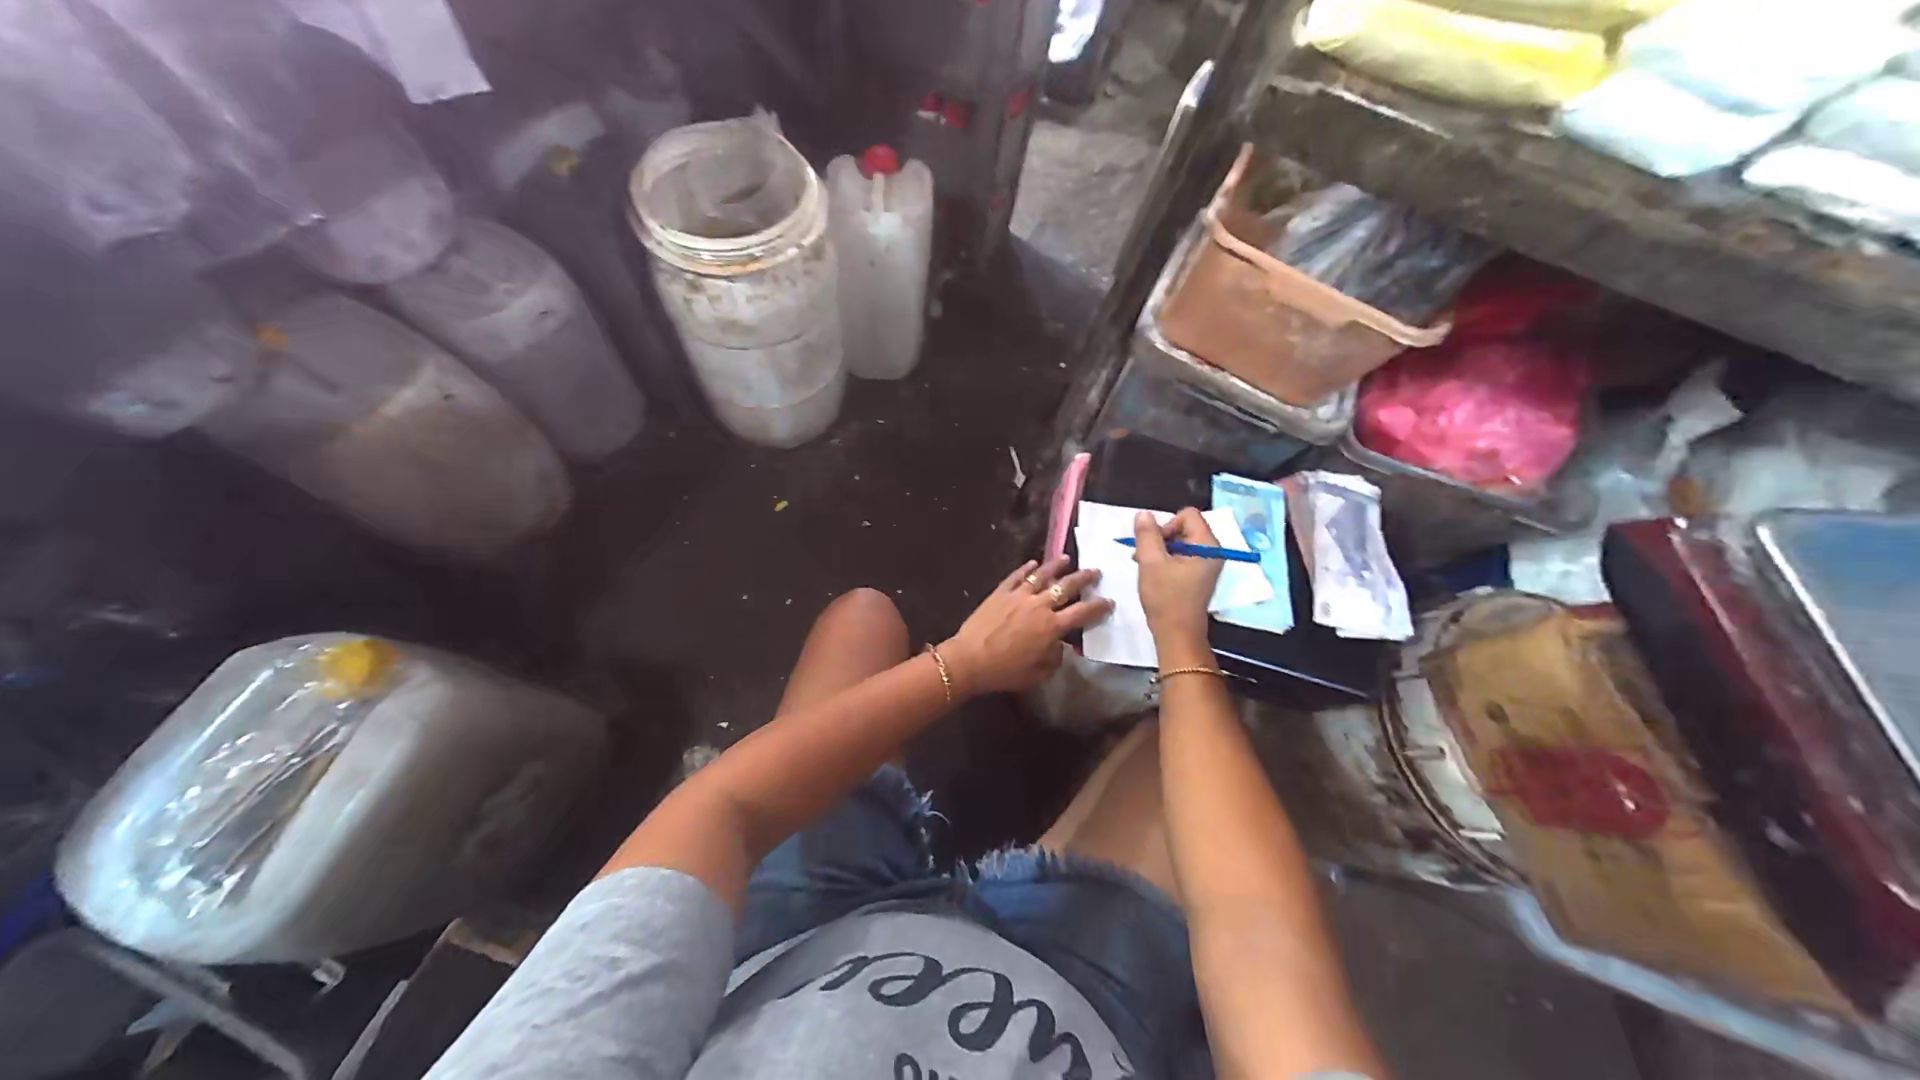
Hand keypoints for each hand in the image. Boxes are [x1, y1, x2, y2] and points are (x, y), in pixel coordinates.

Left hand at [940, 557, 1114, 695]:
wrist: (970, 660)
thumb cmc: (1005, 671)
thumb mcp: (1038, 674)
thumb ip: (1054, 658)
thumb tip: (1059, 646)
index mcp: (1052, 627)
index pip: (1083, 612)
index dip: (1099, 606)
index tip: (1109, 601)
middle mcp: (1039, 606)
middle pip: (1066, 587)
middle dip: (1084, 578)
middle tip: (1095, 572)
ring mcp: (1019, 595)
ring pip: (1042, 575)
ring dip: (1056, 566)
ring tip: (1066, 559)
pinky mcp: (1000, 592)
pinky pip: (1017, 576)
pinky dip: (1026, 568)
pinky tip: (1033, 563)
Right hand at [1133, 508, 1220, 652]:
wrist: (1177, 634)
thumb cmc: (1165, 598)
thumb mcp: (1151, 562)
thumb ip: (1147, 534)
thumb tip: (1144, 513)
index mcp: (1207, 545)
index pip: (1187, 515)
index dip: (1166, 525)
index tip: (1154, 545)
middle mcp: (1212, 552)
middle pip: (1185, 527)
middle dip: (1162, 538)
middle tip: (1144, 555)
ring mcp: (1207, 565)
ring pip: (1181, 542)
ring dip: (1161, 549)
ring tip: (1145, 565)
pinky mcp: (1199, 576)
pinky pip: (1183, 556)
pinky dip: (1167, 560)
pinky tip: (1153, 573)